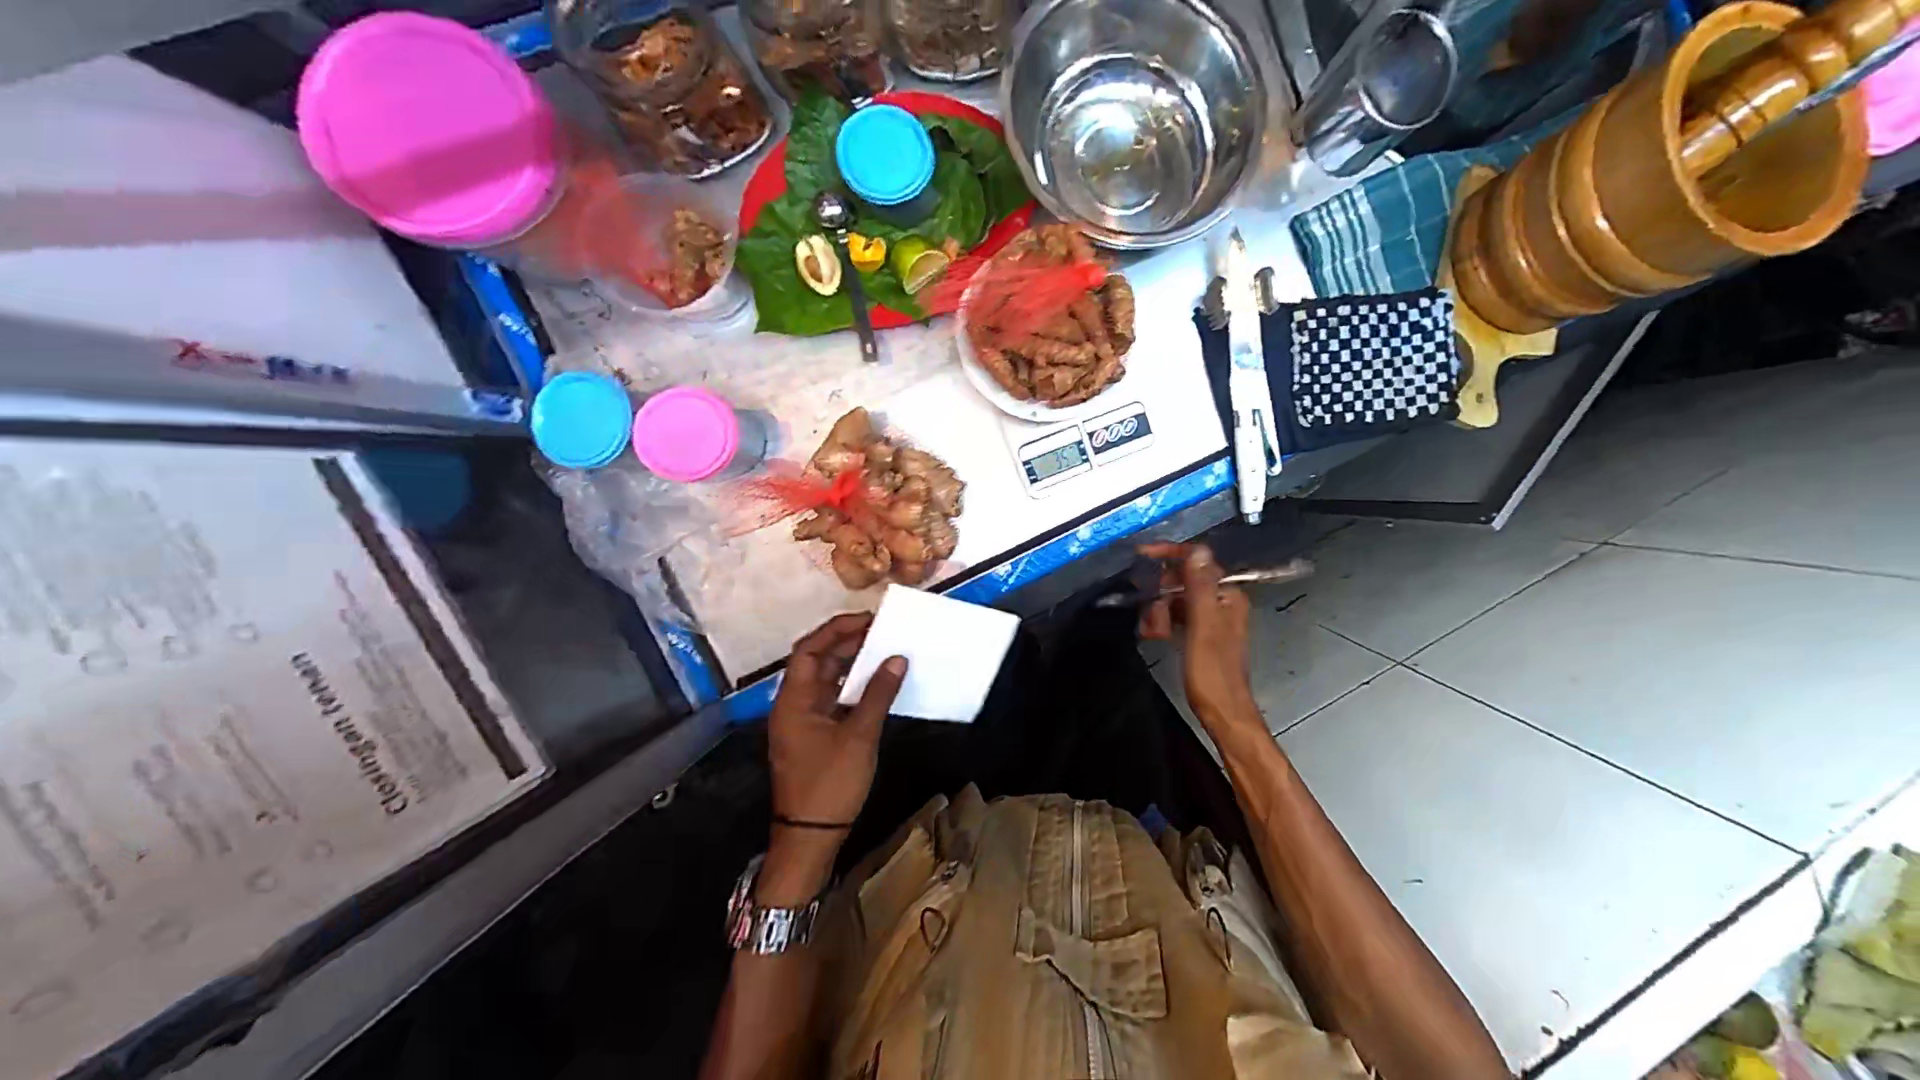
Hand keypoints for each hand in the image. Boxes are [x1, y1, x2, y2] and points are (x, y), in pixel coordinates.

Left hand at [768, 612, 906, 835]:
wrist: (810, 837)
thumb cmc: (830, 783)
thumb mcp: (859, 736)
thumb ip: (878, 694)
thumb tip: (897, 659)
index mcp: (793, 700)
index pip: (809, 650)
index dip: (836, 630)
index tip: (867, 621)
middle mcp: (793, 705)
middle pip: (816, 662)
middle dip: (846, 644)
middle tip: (881, 633)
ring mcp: (802, 722)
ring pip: (825, 682)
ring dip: (850, 666)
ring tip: (882, 652)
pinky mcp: (813, 737)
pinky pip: (832, 701)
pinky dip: (851, 689)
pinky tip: (875, 685)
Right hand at [1136, 544, 1258, 732]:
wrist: (1221, 712)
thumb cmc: (1213, 674)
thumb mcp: (1202, 626)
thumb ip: (1199, 587)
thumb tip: (1197, 552)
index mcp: (1227, 596)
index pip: (1198, 561)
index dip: (1171, 554)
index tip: (1144, 553)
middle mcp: (1222, 603)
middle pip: (1183, 581)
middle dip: (1160, 593)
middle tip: (1148, 612)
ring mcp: (1211, 619)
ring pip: (1176, 599)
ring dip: (1159, 611)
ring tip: (1153, 631)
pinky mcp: (1200, 633)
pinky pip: (1176, 616)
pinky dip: (1163, 622)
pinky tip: (1155, 635)